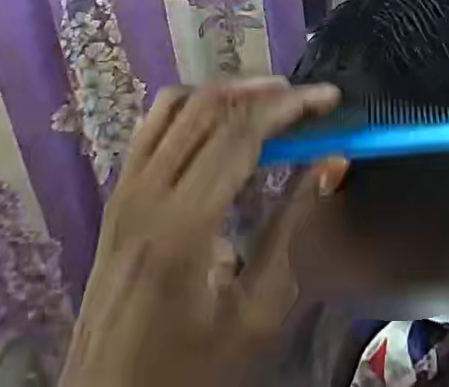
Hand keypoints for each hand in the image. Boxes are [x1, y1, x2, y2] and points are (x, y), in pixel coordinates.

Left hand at [60, 78, 339, 386]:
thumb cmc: (191, 366)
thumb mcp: (257, 311)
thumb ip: (294, 225)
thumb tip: (331, 160)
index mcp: (183, 225)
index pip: (241, 132)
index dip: (290, 106)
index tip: (329, 98)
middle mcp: (147, 192)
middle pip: (211, 108)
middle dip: (267, 92)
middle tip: (309, 100)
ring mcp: (125, 187)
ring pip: (179, 103)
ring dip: (230, 90)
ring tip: (272, 99)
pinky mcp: (117, 190)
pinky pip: (154, 122)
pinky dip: (194, 104)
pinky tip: (221, 118)